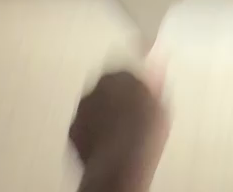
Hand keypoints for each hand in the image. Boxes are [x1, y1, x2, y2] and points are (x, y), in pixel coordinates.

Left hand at [69, 68, 168, 191]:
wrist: (121, 161)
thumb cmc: (143, 132)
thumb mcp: (160, 104)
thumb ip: (154, 86)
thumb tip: (155, 73)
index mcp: (121, 73)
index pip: (126, 72)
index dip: (134, 87)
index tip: (140, 98)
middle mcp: (98, 86)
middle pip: (107, 88)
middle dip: (116, 99)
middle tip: (130, 115)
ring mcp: (83, 108)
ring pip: (94, 107)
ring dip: (103, 115)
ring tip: (119, 131)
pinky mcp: (72, 130)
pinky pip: (84, 127)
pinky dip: (92, 132)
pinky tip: (106, 143)